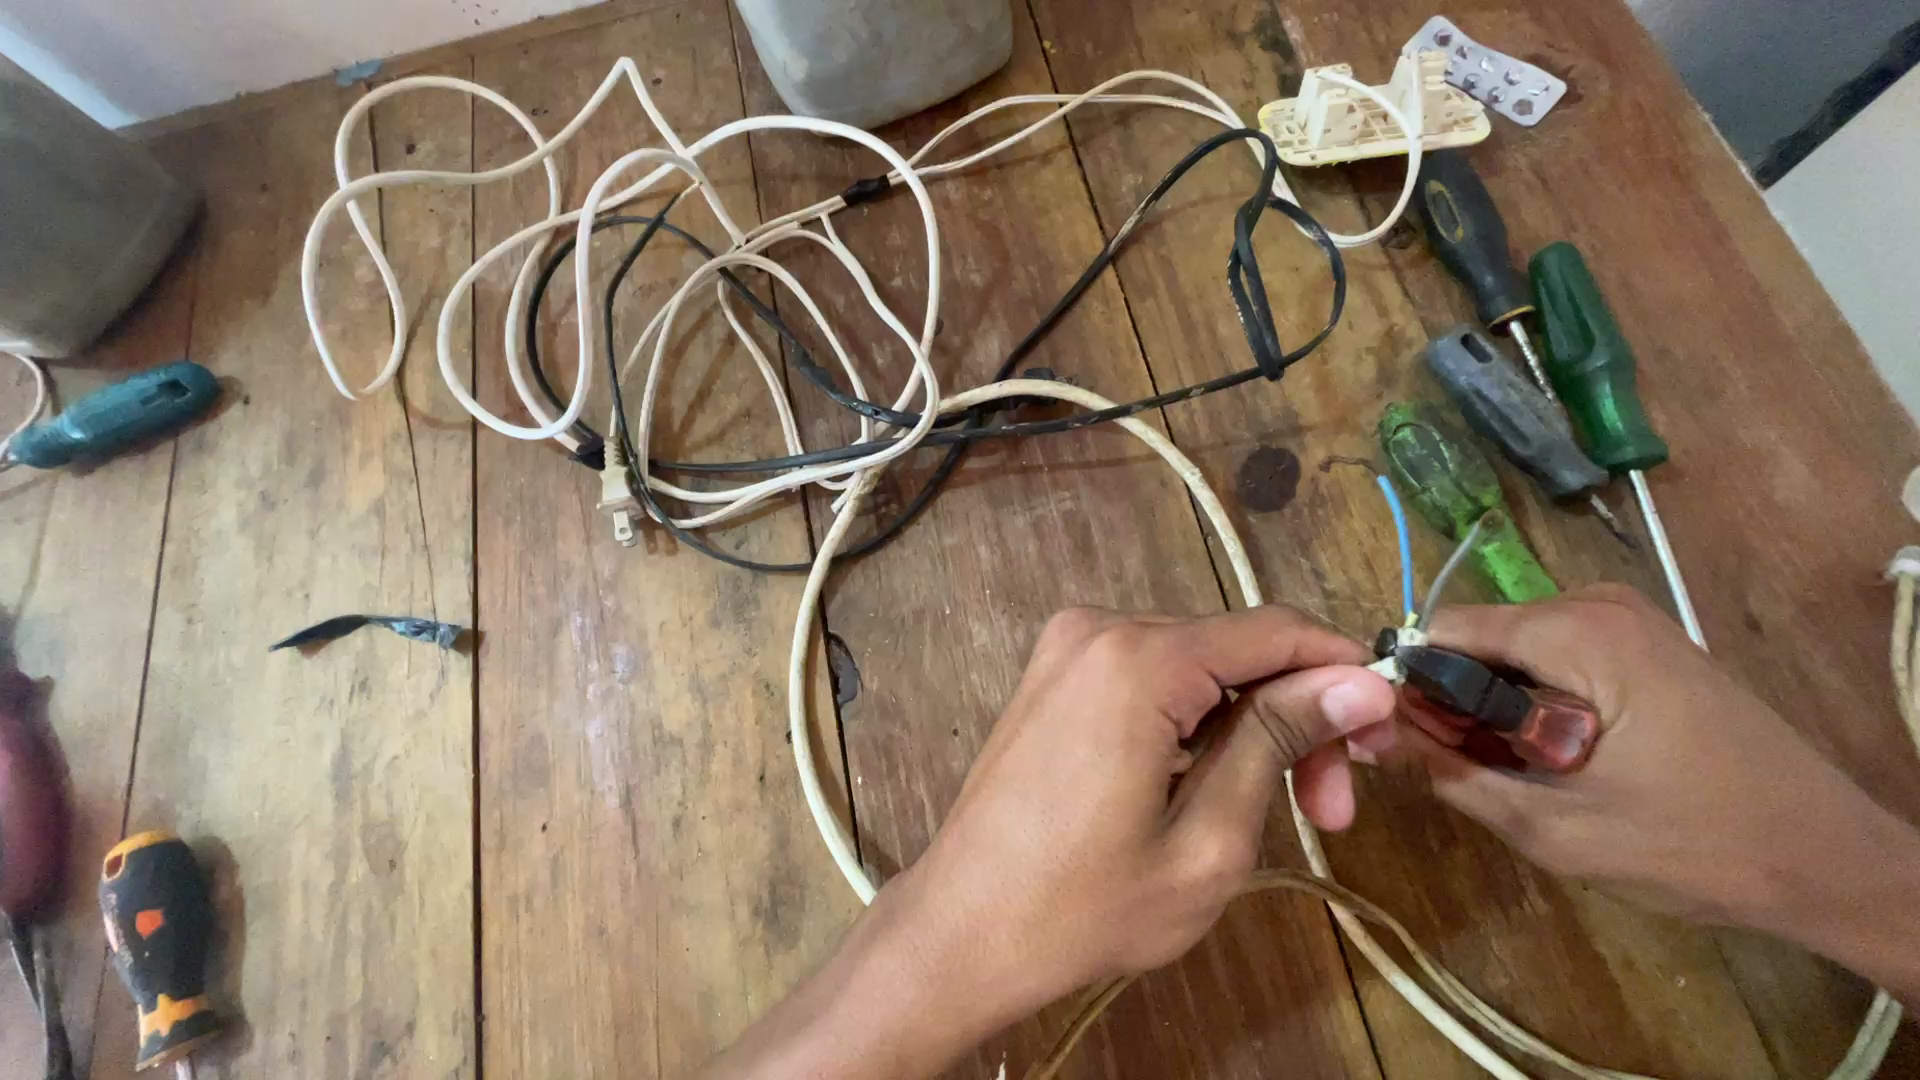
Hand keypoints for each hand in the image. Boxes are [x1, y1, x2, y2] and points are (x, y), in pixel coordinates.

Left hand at [895, 605, 1396, 1003]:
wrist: (963, 927)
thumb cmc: (1084, 906)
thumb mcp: (1208, 839)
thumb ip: (1278, 740)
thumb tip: (1359, 680)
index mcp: (1137, 658)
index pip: (1274, 630)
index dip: (1342, 673)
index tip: (1381, 739)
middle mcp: (1098, 628)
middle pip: (1234, 649)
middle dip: (1291, 716)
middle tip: (1328, 810)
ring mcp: (1067, 646)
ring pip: (1194, 662)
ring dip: (1243, 723)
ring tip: (1263, 809)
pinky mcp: (1053, 672)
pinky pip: (1148, 673)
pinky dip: (1190, 717)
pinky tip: (1197, 781)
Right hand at [1402, 585, 1919, 1001]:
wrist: (1837, 867)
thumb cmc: (1697, 847)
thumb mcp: (1552, 828)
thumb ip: (1447, 773)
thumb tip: (1365, 735)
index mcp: (1579, 632)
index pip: (1442, 629)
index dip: (1411, 683)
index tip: (1414, 741)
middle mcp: (1596, 603)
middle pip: (1473, 636)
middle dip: (1454, 698)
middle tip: (1470, 765)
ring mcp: (1622, 615)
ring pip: (1503, 646)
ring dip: (1490, 702)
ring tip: (1516, 765)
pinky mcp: (1637, 637)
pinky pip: (1543, 651)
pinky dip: (1527, 696)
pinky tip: (1552, 749)